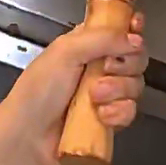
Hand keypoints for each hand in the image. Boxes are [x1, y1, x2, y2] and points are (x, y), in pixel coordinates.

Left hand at [0, 15, 146, 164]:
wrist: (29, 136)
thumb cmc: (38, 90)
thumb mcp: (66, 52)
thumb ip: (103, 38)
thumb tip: (135, 39)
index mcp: (86, 43)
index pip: (118, 28)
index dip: (131, 27)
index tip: (136, 29)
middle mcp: (98, 65)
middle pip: (135, 56)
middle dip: (125, 64)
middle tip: (104, 69)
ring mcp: (106, 93)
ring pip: (135, 85)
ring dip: (117, 90)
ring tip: (94, 97)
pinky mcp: (109, 119)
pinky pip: (130, 111)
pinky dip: (118, 113)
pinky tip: (101, 116)